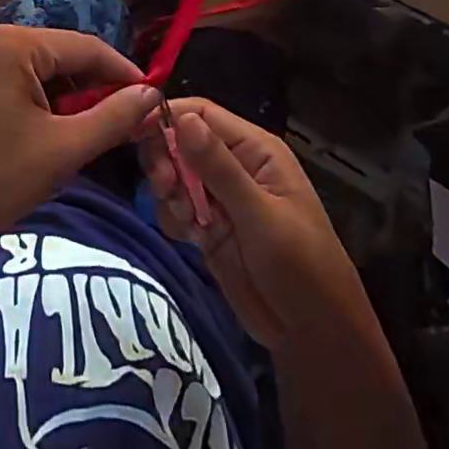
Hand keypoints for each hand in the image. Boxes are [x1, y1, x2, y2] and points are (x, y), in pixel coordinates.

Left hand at [0, 25, 159, 253]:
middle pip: (65, 56)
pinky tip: (54, 135)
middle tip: (127, 127)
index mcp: (15, 43)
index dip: (126, 75)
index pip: (88, 47)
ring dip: (71, 100)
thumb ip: (113, 117)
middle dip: (97, 89)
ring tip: (92, 136)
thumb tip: (153, 94)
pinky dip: (43, 105)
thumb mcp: (61, 150)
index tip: (156, 103)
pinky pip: (19, 82)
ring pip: (43, 71)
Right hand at [138, 100, 370, 349]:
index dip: (167, 118)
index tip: (136, 135)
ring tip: (189, 223)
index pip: (200, 113)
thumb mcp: (260, 215)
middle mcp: (233, 164)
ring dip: (169, 194)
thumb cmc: (301, 267)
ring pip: (172, 174)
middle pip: (179, 140)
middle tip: (166, 189)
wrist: (313, 335)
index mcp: (254, 149)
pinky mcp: (206, 225)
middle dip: (164, 160)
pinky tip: (190, 238)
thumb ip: (219, 167)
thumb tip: (181, 117)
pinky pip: (173, 207)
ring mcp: (218, 196)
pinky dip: (172, 218)